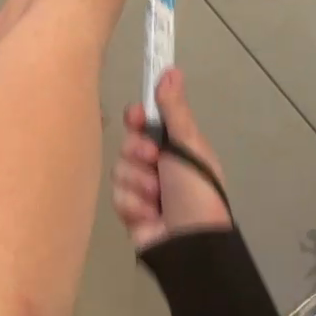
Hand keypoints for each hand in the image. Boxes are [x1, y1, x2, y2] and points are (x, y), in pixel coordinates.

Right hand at [111, 69, 231, 249]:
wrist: (192, 245)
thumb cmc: (197, 190)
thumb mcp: (189, 146)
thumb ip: (175, 110)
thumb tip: (172, 70)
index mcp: (175, 146)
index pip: (145, 120)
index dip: (137, 116)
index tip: (137, 116)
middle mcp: (157, 164)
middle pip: (128, 141)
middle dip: (139, 151)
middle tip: (155, 161)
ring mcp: (142, 189)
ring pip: (120, 168)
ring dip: (139, 182)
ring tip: (157, 196)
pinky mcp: (130, 211)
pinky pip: (117, 195)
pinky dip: (134, 204)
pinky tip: (149, 214)